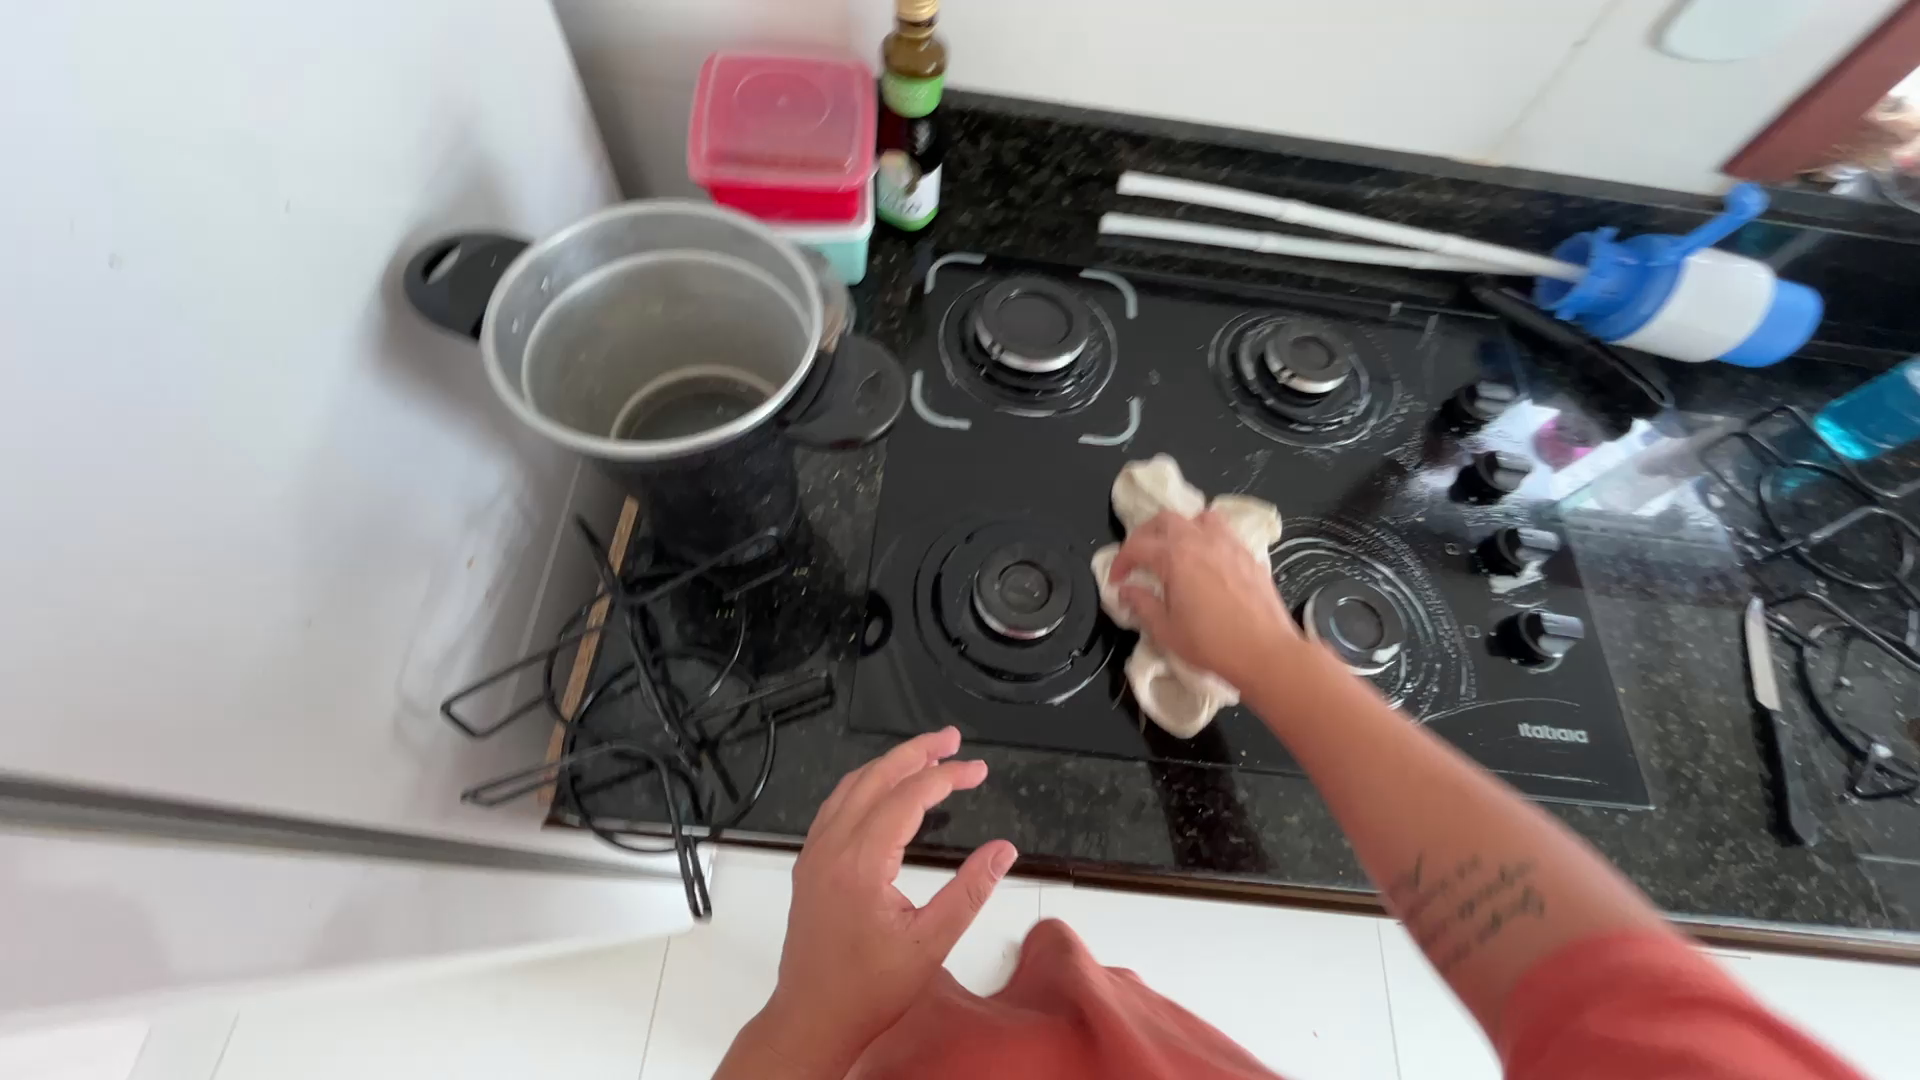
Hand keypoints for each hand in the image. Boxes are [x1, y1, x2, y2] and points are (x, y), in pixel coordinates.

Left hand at [741, 728, 1017, 1077]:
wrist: (811, 1018)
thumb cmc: (870, 989)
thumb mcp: (932, 943)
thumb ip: (970, 891)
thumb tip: (1004, 850)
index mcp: (862, 861)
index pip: (910, 795)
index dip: (948, 775)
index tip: (978, 769)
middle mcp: (833, 845)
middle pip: (878, 775)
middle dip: (918, 750)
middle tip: (953, 738)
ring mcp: (815, 850)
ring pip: (853, 783)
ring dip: (891, 762)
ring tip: (927, 754)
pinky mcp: (809, 860)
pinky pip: (837, 803)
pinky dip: (866, 782)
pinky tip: (884, 786)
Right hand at [1108, 509, 1302, 686]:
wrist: (1265, 652)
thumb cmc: (1210, 643)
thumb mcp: (1165, 629)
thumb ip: (1142, 604)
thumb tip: (1126, 590)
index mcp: (1175, 556)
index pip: (1137, 547)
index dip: (1120, 562)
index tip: (1117, 580)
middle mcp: (1200, 541)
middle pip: (1165, 520)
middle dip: (1145, 535)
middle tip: (1139, 558)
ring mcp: (1228, 545)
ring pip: (1199, 518)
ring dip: (1181, 528)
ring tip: (1176, 550)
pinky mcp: (1249, 556)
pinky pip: (1224, 533)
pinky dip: (1208, 538)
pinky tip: (1207, 561)